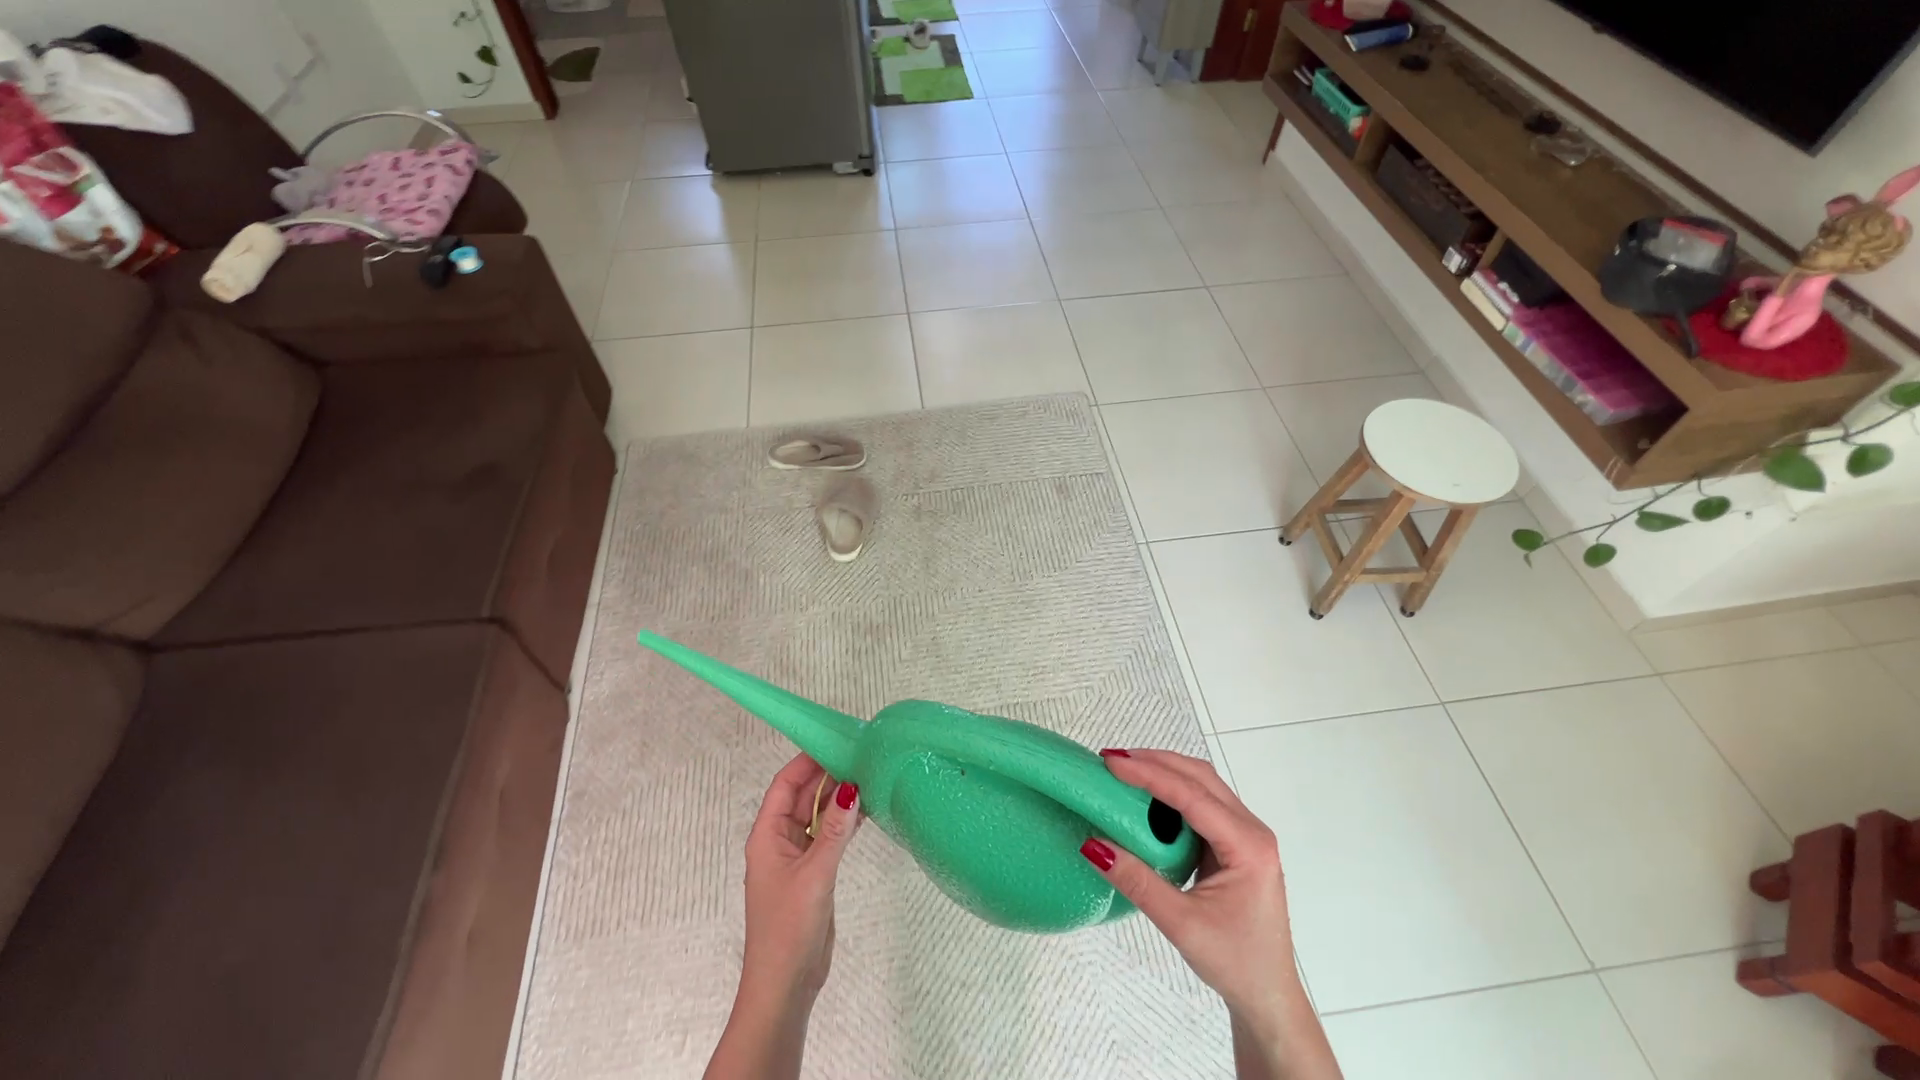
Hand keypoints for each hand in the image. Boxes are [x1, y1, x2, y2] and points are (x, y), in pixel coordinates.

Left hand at [706, 754, 863, 1079]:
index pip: (785, 785)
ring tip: (869, 774)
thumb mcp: (814, 874)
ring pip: (819, 816)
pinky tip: (867, 809)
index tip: (835, 741)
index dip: (807, 761)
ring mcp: (797, 857)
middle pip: (803, 796)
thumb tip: (852, 789)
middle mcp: (779, 841)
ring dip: (839, 798)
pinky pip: (828, 836)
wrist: (785, 983)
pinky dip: (845, 822)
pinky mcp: (814, 873)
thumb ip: (834, 832)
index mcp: (767, 836)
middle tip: (861, 754)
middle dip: (828, 775)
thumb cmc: (788, 928)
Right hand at [1082, 749, 1340, 1079]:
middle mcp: (1252, 831)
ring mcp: (1246, 835)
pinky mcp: (1235, 844)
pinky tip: (1146, 799)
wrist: (1269, 993)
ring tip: (1124, 772)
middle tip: (1111, 761)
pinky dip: (1172, 793)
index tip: (1112, 764)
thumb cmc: (1236, 962)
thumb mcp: (1181, 924)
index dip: (1150, 774)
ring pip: (1203, 786)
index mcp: (1248, 846)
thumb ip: (1138, 882)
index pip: (1192, 796)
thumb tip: (1094, 846)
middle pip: (1201, 778)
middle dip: (1156, 762)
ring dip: (1165, 773)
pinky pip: (1202, 804)